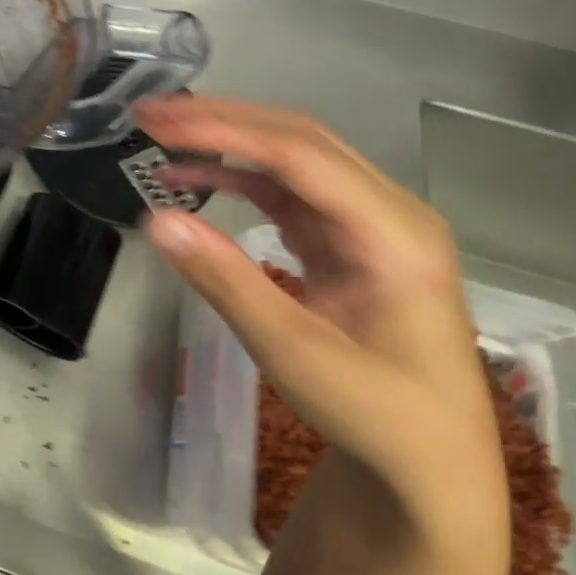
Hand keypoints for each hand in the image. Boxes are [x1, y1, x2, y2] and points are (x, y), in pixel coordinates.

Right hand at [137, 97, 503, 533]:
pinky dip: (236, 175)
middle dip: (222, 119)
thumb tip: (154, 218)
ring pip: (293, 157)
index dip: (226, 132)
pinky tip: (189, 177)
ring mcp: (369, 225)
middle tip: (147, 113)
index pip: (301, 157)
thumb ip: (225, 280)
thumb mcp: (293, 352)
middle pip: (301, 140)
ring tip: (158, 134)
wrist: (428, 461)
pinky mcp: (345, 241)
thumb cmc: (374, 411)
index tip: (157, 123)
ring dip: (227, 139)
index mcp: (394, 235)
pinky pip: (287, 189)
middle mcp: (389, 214)